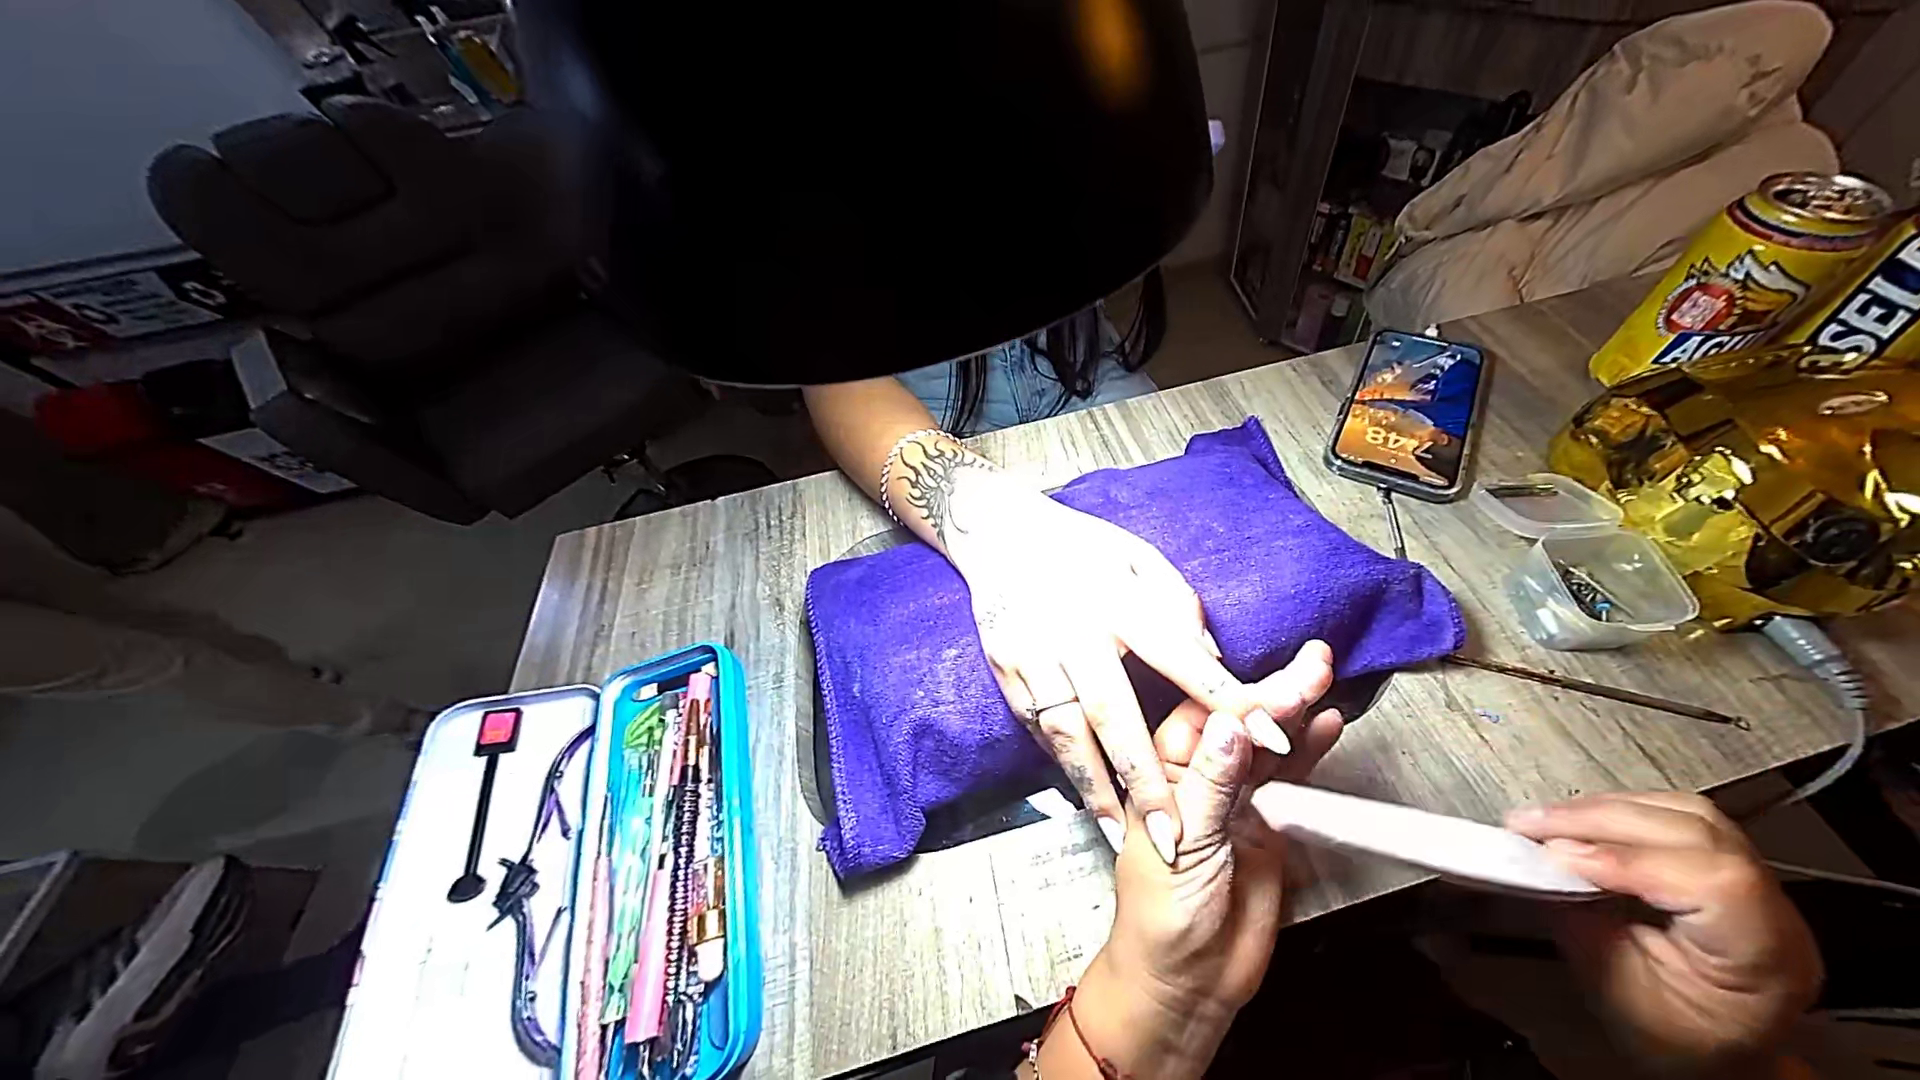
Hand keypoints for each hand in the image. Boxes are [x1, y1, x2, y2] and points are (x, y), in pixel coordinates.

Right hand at [934, 466, 1283, 862]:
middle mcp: (1074, 633)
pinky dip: (1060, 761)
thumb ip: (1178, 608)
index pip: (1182, 658)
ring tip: (1121, 835)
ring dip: (1094, 787)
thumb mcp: (1139, 559)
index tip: (1269, 740)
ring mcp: (1033, 654)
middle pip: (1114, 715)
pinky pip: (1036, 723)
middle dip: (1146, 780)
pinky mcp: (1006, 668)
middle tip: (1176, 839)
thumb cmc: (1081, 545)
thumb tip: (1210, 660)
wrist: (1001, 535)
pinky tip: (1083, 789)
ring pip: (1066, 731)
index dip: (1227, 701)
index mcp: (1119, 602)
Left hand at [1045, 653, 1344, 1079]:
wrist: (1188, 979)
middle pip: (1238, 722)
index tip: (1279, 679)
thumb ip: (1210, 783)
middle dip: (1274, 692)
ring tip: (1324, 676)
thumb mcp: (1184, 842)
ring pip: (1267, 745)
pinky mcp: (1267, 823)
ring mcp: (1235, 797)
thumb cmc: (1161, 910)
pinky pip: (1290, 781)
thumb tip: (1230, 722)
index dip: (1239, 696)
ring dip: (1295, 713)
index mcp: (1162, 768)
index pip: (1203, 717)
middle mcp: (1200, 774)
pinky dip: (1309, 753)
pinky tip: (1328, 725)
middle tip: (1315, 660)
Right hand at [1507, 793, 1822, 1075]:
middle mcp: (1771, 913)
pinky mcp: (1718, 861)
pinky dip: (1613, 808)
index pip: (1713, 882)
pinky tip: (1576, 820)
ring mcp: (1754, 881)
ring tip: (1546, 819)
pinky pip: (1671, 813)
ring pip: (1684, 811)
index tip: (1554, 855)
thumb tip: (1540, 858)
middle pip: (1696, 832)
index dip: (1625, 858)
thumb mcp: (1613, 985)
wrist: (1708, 1048)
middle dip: (1598, 819)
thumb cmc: (1668, 1032)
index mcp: (1760, 959)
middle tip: (1528, 824)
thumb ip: (1578, 915)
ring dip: (1603, 807)